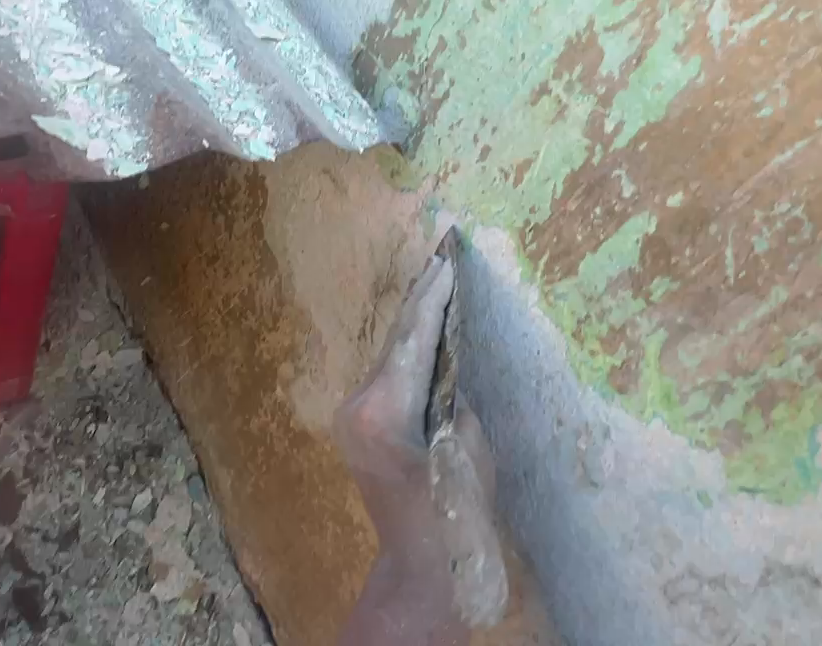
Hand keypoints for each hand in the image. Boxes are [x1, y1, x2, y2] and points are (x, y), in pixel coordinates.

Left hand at [334, 248, 494, 645]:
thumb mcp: (469, 448)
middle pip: (396, 340)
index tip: (447, 261)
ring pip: (391, 354)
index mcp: (383, 409)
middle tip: (441, 257)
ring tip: (436, 280)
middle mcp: (358, 402)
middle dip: (421, 298)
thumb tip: (446, 358)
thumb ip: (454, 394)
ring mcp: (352, 411)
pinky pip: (389, 374)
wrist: (418, 565)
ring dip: (415, 321)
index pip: (413, 339)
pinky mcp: (358, 420)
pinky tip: (423, 327)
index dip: (432, 298)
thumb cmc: (453, 513)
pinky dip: (409, 349)